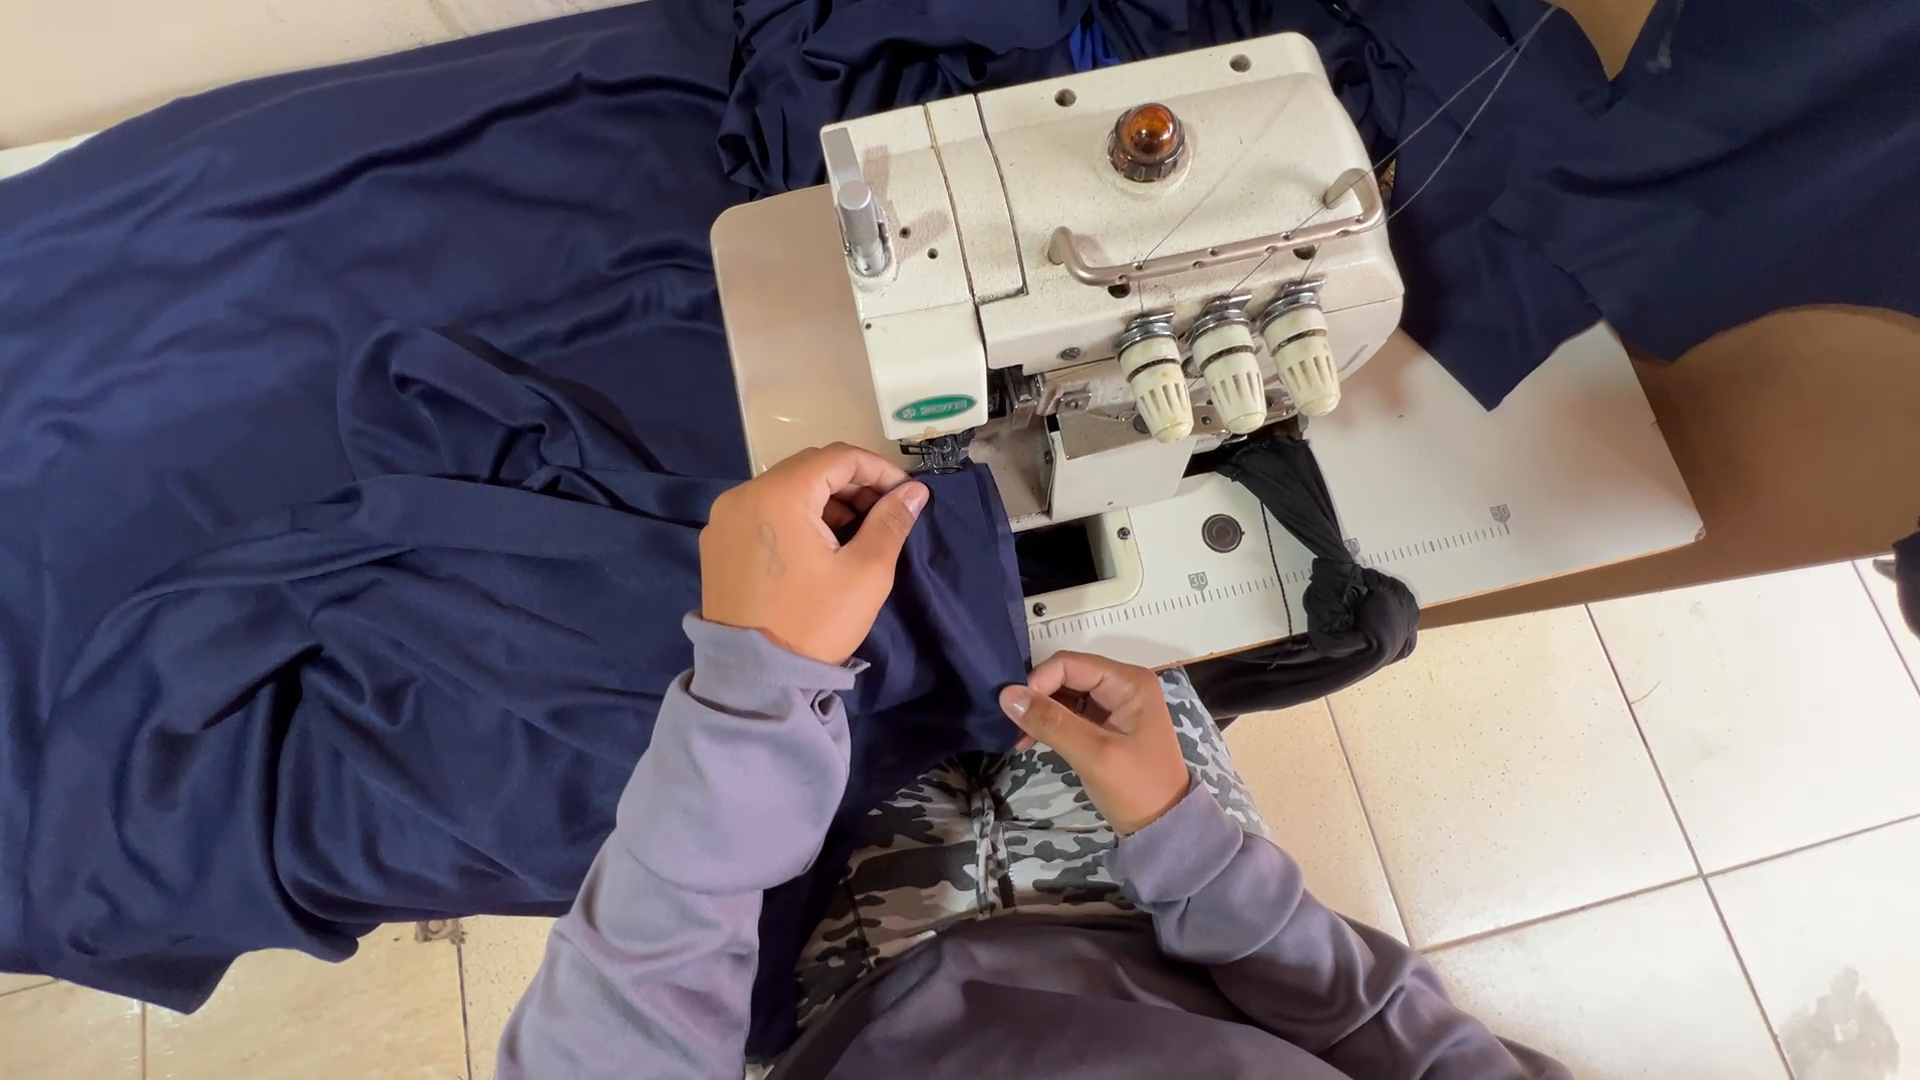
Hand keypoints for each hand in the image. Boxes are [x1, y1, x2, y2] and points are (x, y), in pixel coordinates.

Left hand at [700, 443, 928, 664]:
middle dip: (853, 483)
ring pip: (786, 488)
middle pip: (809, 468)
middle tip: (885, 511)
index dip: (878, 469)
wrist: (753, 678)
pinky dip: (796, 515)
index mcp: (780, 494)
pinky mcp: (718, 543)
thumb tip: (915, 491)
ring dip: (825, 499)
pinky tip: (819, 544)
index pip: (838, 457)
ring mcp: (725, 518)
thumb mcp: (866, 572)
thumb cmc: (815, 622)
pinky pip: (764, 511)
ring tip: (857, 530)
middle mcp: (744, 494)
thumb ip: (891, 522)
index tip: (905, 493)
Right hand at [998, 652, 1190, 834]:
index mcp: (1128, 682)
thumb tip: (1006, 694)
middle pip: (1065, 675)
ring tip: (1019, 737)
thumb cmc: (1137, 790)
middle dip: (1037, 696)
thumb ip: (1051, 722)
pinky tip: (1032, 740)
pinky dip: (1050, 723)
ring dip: (1040, 711)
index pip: (1069, 664)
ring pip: (1064, 693)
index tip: (1014, 710)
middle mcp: (1122, 683)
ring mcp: (1114, 703)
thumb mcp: (1093, 755)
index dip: (1038, 681)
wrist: (1165, 830)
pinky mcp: (1105, 722)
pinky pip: (1070, 711)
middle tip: (1012, 725)